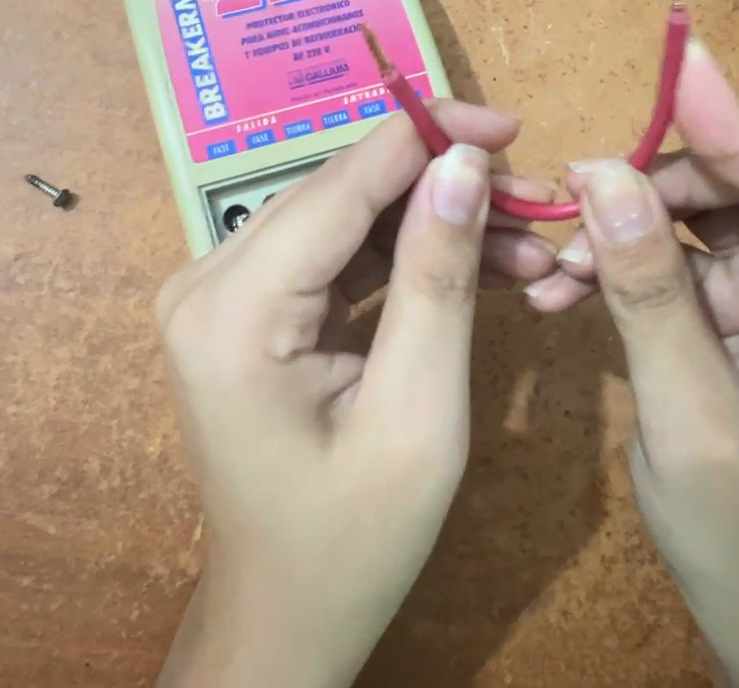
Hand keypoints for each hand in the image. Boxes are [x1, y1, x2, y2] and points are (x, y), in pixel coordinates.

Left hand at [154, 103, 557, 687]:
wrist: (285, 614)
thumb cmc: (353, 540)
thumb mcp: (418, 415)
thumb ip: (437, 281)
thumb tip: (462, 166)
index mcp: (232, 310)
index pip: (340, 183)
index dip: (428, 139)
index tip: (510, 125)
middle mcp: (207, 281)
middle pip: (339, 194)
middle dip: (439, 188)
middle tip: (531, 201)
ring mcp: (219, 293)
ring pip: (341, 219)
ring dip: (428, 222)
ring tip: (519, 242)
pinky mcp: (244, 309)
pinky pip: (330, 256)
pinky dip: (399, 256)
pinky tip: (470, 264)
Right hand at [530, 43, 738, 687]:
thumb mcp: (689, 419)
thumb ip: (648, 293)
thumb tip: (601, 175)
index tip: (674, 77)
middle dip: (667, 186)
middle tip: (575, 201)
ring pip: (719, 209)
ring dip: (634, 222)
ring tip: (558, 261)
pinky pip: (690, 251)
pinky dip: (630, 258)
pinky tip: (570, 284)